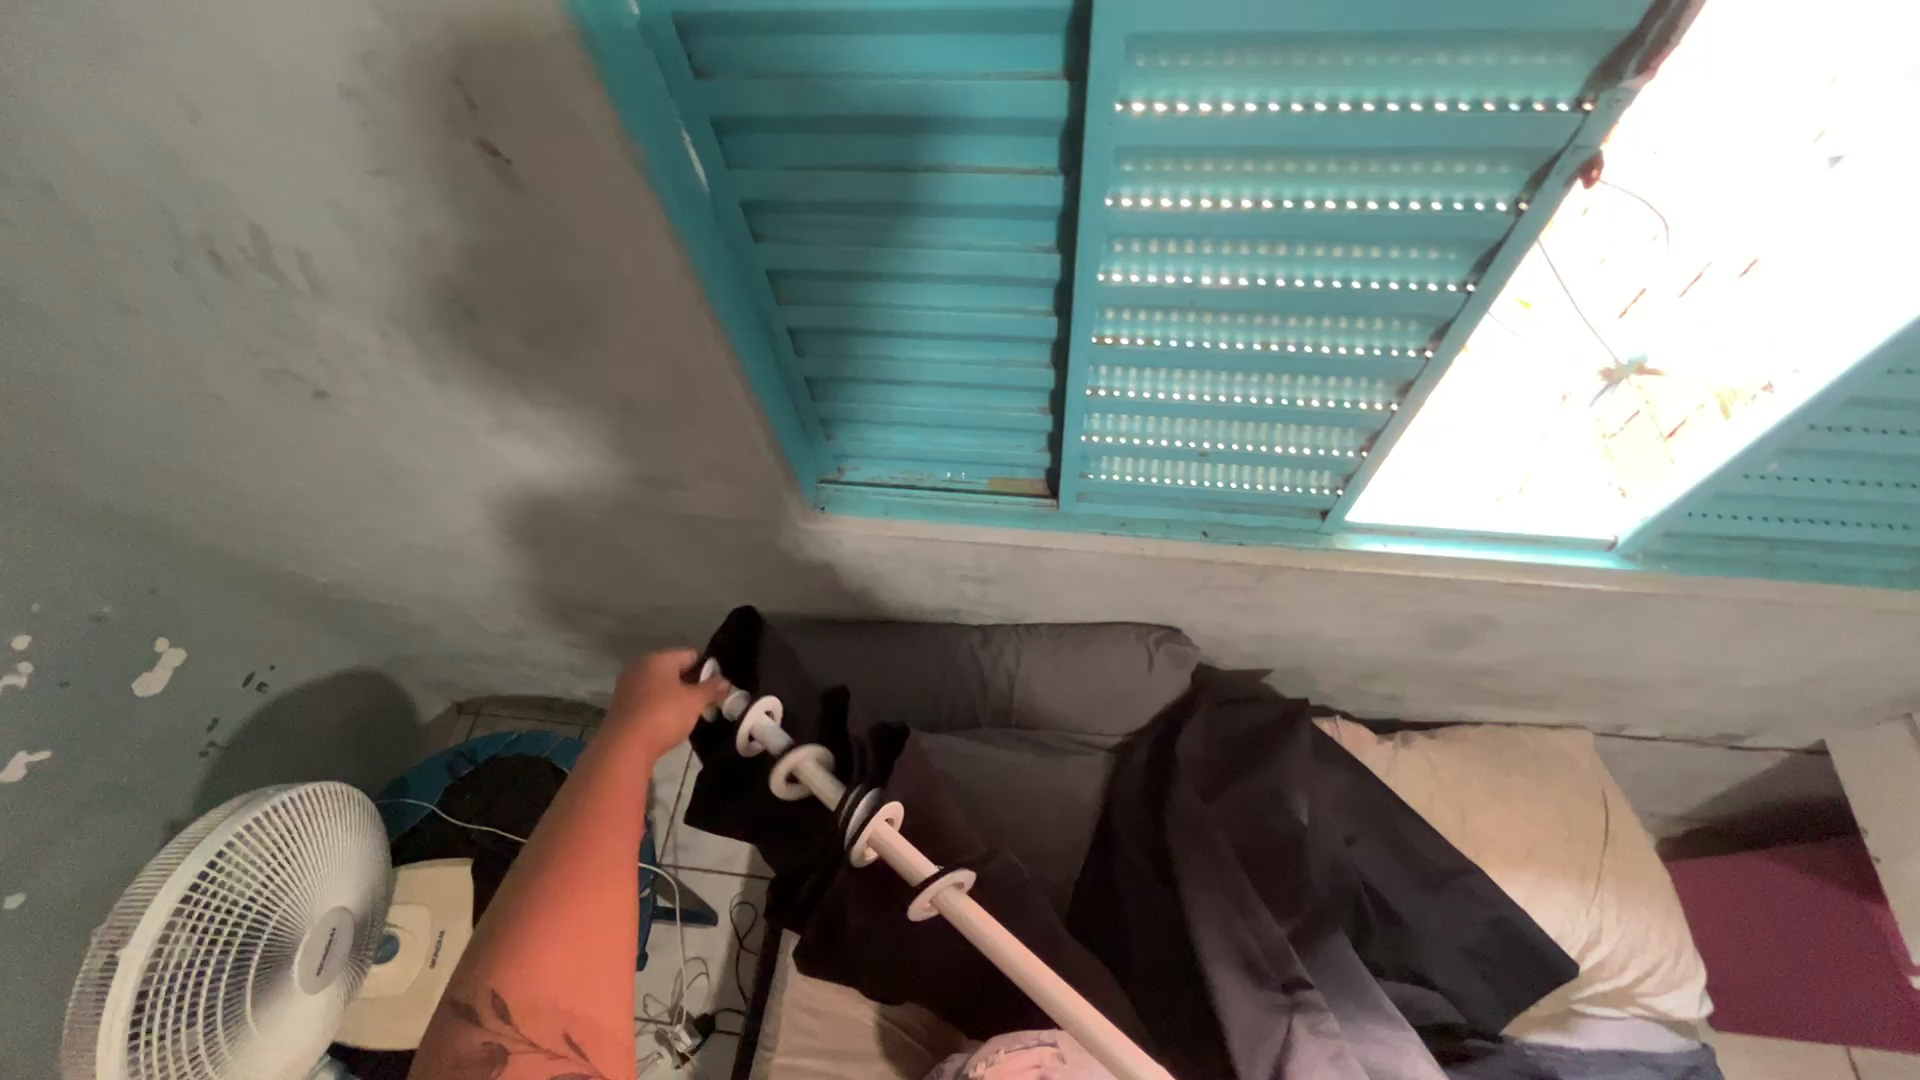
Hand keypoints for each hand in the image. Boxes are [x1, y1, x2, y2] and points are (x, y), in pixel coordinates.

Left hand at [602, 648, 730, 758]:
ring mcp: (628, 687)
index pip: (691, 655)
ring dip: (676, 697)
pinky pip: (648, 700)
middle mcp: (640, 667)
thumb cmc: (663, 715)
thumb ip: (712, 688)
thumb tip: (725, 681)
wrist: (624, 748)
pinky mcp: (621, 706)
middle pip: (674, 670)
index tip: (719, 686)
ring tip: (692, 714)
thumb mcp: (695, 701)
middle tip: (708, 701)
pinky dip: (661, 708)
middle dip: (692, 684)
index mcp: (658, 659)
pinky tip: (670, 723)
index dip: (708, 669)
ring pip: (661, 687)